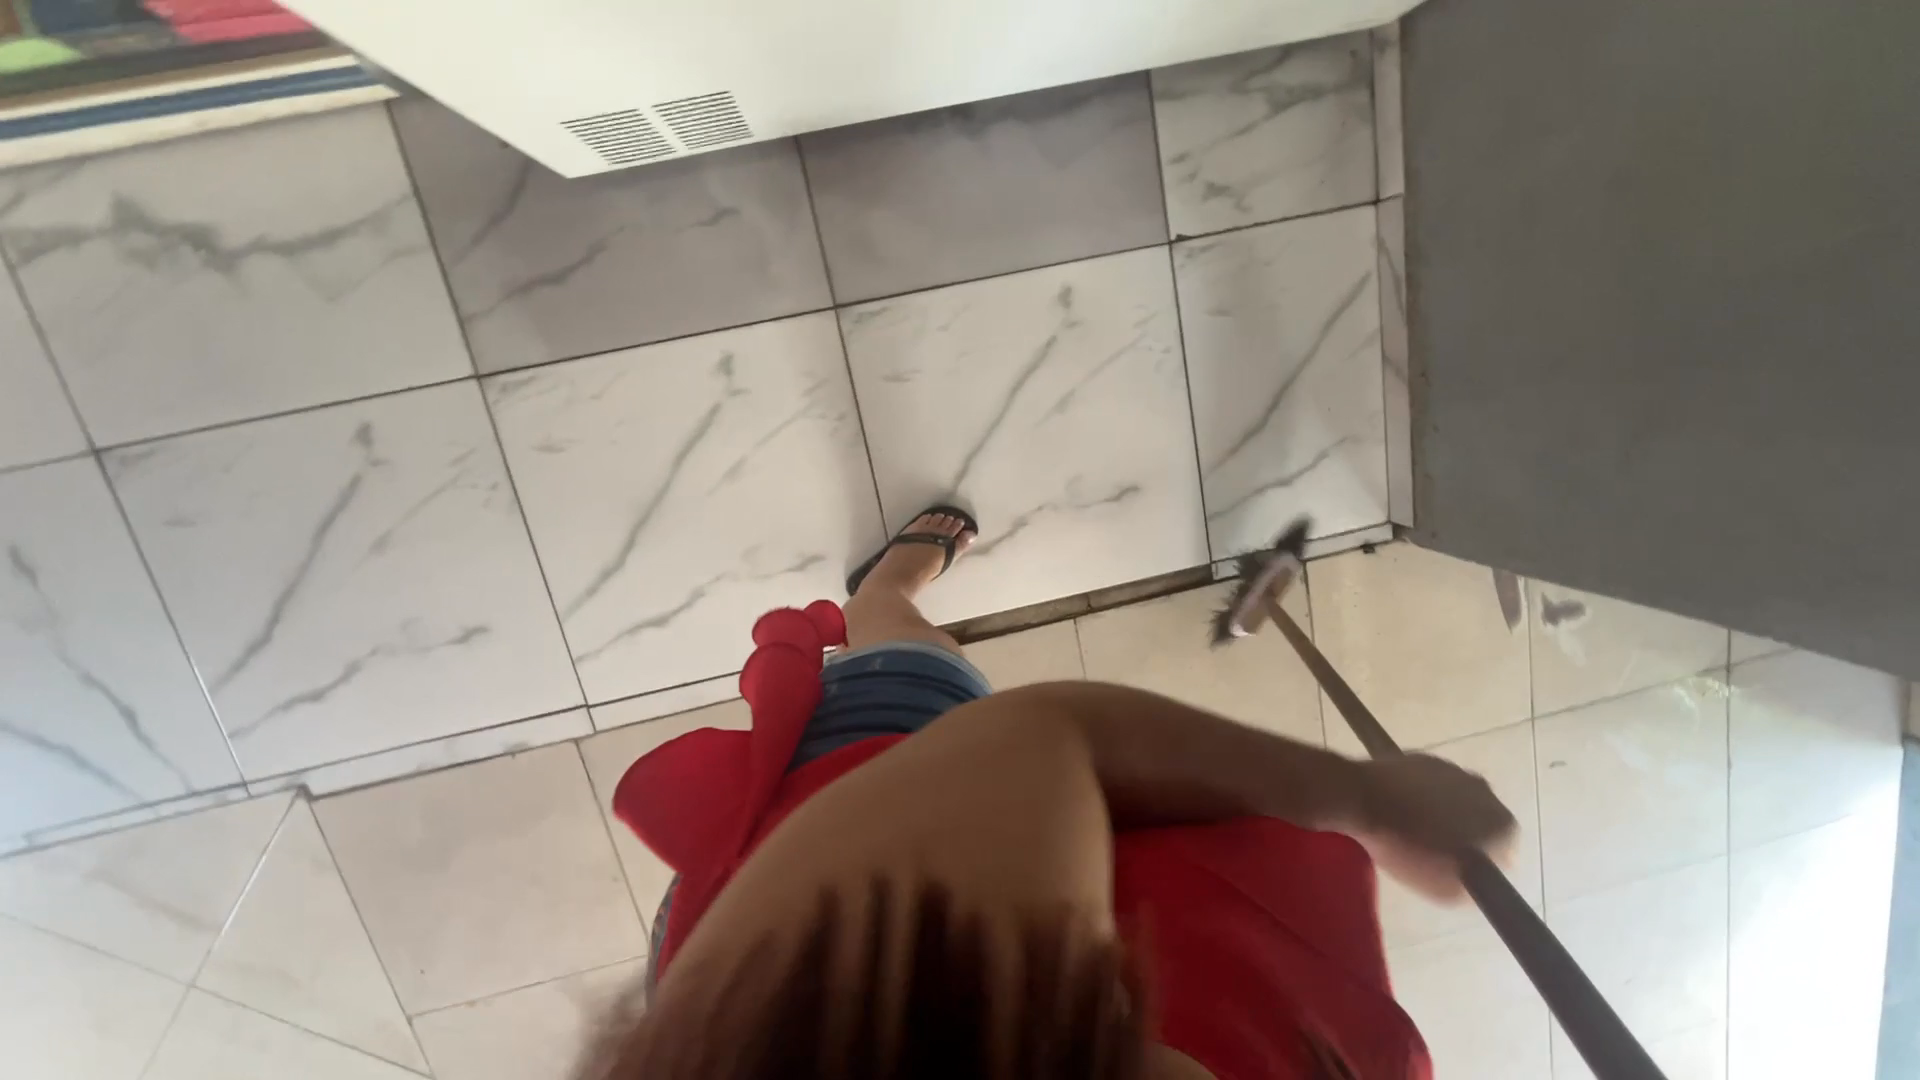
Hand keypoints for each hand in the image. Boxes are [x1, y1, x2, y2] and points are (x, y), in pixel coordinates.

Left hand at [1354, 755, 1517, 901]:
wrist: (1359, 797)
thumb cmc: (1407, 847)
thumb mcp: (1448, 890)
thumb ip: (1476, 887)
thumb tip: (1480, 878)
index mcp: (1502, 823)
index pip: (1505, 850)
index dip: (1483, 862)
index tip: (1460, 869)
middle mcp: (1485, 791)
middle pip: (1482, 820)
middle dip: (1465, 834)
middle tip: (1436, 849)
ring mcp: (1452, 769)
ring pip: (1456, 799)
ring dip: (1443, 812)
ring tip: (1413, 827)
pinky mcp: (1422, 757)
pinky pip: (1430, 782)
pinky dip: (1421, 794)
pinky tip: (1400, 806)